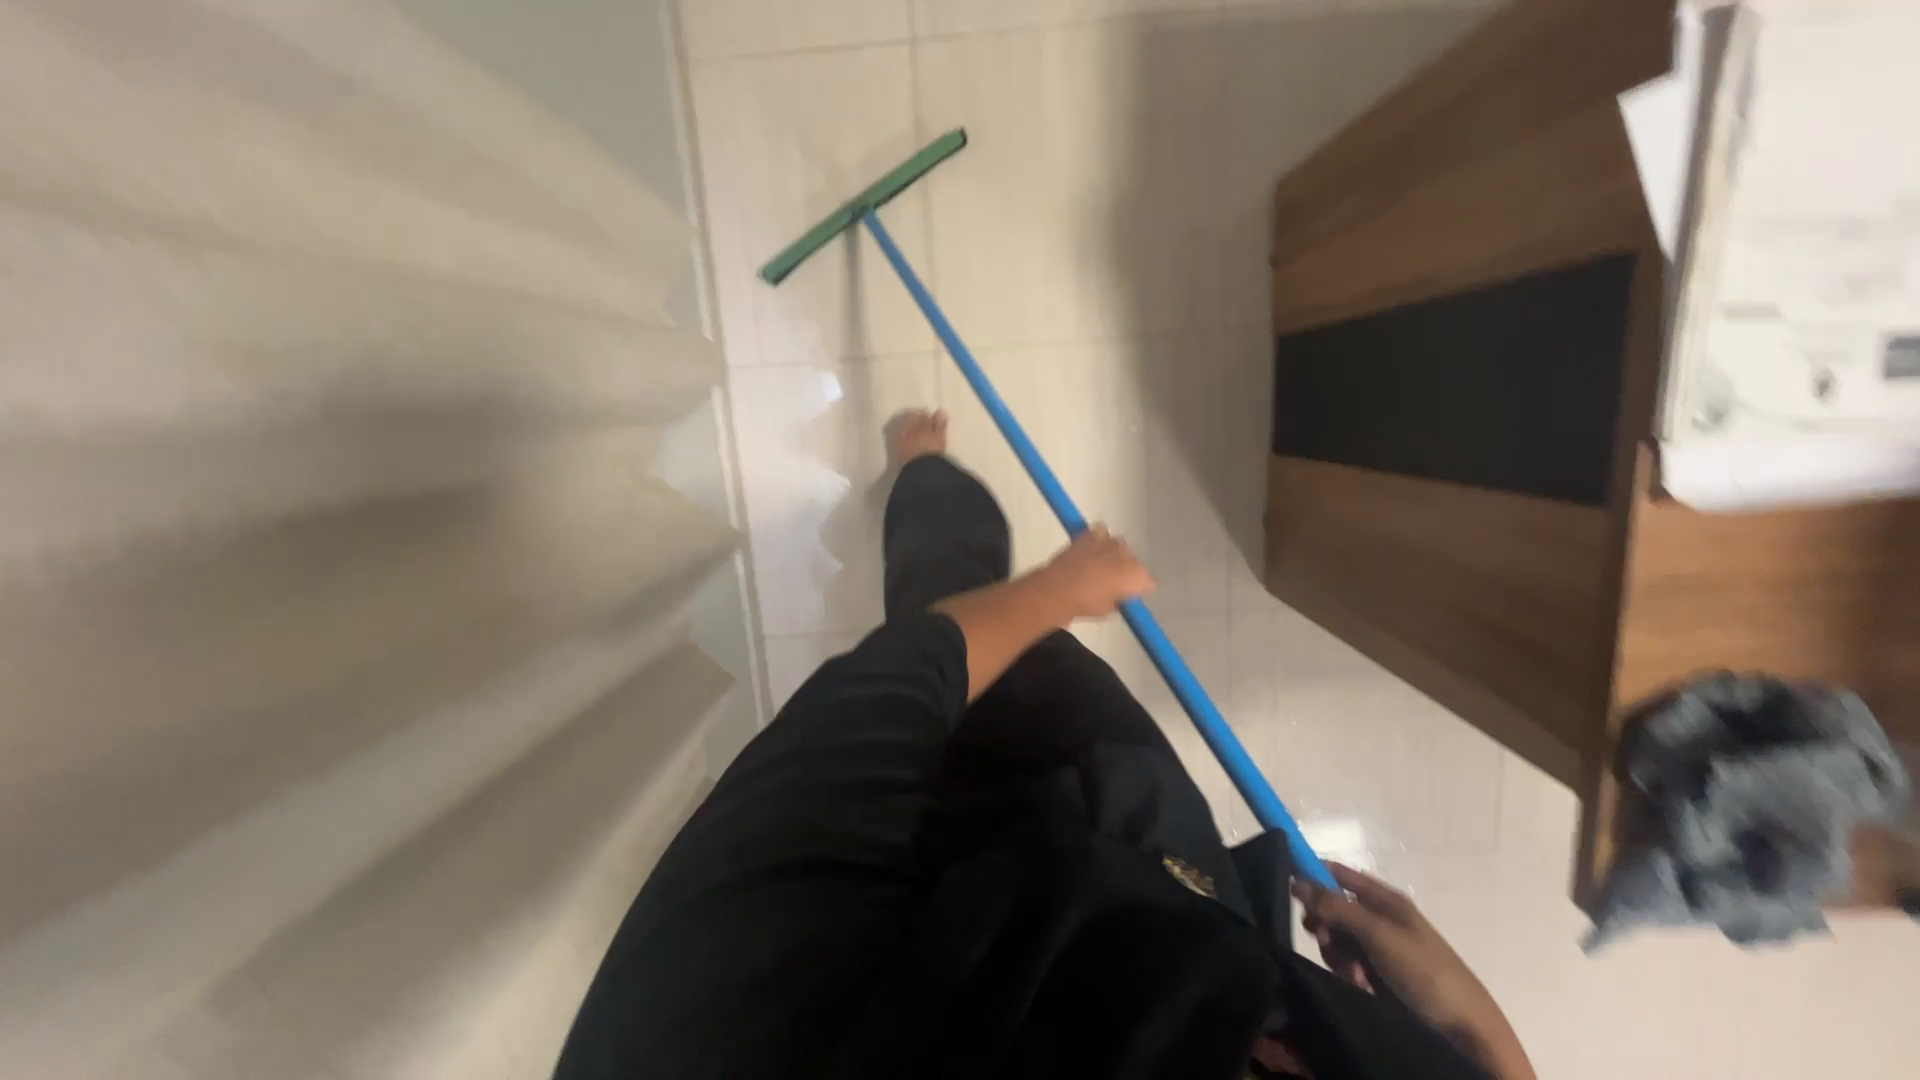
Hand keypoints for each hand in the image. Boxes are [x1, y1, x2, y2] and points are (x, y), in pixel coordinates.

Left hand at [1032, 526, 1154, 621]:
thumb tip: (1117, 594)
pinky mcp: (1092, 533)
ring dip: (1112, 554)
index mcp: (1138, 576)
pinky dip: (1097, 539)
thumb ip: (1119, 599)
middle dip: (1125, 570)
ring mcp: (1110, 541)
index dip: (1137, 589)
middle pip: (1133, 561)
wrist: (1058, 588)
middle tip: (1109, 582)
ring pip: (1118, 546)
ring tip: (1097, 565)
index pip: (1148, 582)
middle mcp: (1129, 555)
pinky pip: (1101, 532)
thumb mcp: (1108, 610)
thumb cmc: (1086, 604)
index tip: (1126, 595)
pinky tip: (1089, 550)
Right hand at [1295, 865, 1532, 1078]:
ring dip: (1335, 953)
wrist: (1464, 1031)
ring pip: (1335, 938)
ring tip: (1351, 972)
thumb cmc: (1424, 972)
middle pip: (1332, 907)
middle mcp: (1378, 919)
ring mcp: (1377, 948)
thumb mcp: (1378, 934)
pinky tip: (1358, 984)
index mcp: (1384, 900)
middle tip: (1321, 936)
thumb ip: (1336, 907)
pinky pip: (1345, 963)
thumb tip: (1295, 879)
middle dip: (1323, 923)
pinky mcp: (1375, 975)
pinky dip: (1346, 971)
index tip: (1291, 888)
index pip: (1339, 874)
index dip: (1314, 875)